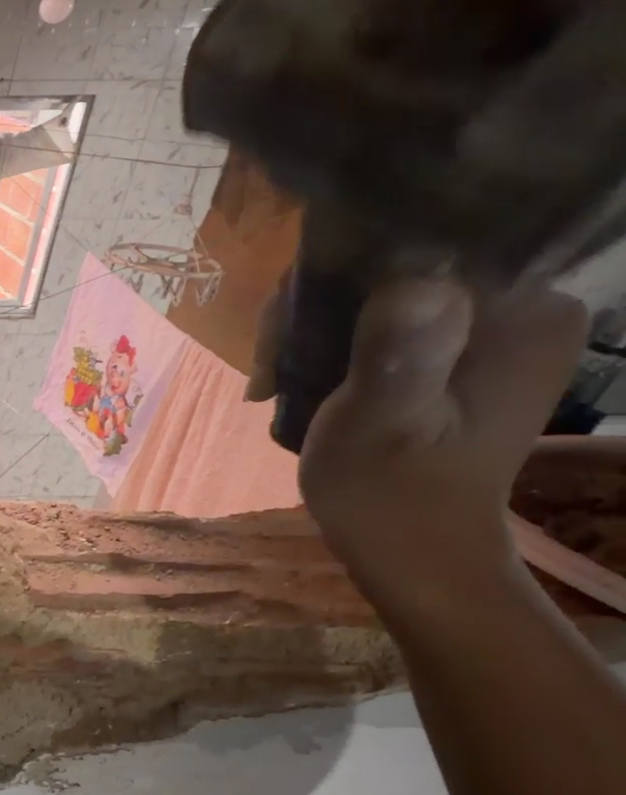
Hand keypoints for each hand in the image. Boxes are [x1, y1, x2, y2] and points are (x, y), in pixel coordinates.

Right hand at [268, 277, 586, 593]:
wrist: (413, 551)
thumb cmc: (389, 495)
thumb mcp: (378, 423)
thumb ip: (397, 353)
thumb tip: (413, 278)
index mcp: (521, 314)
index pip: (418, 244)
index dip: (339, 271)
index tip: (284, 334)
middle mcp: (523, 303)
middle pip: (394, 261)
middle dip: (315, 309)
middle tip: (271, 373)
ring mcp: (493, 325)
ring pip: (377, 287)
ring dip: (312, 329)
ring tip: (277, 383)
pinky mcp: (461, 347)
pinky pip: (381, 315)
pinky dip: (330, 342)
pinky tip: (300, 380)